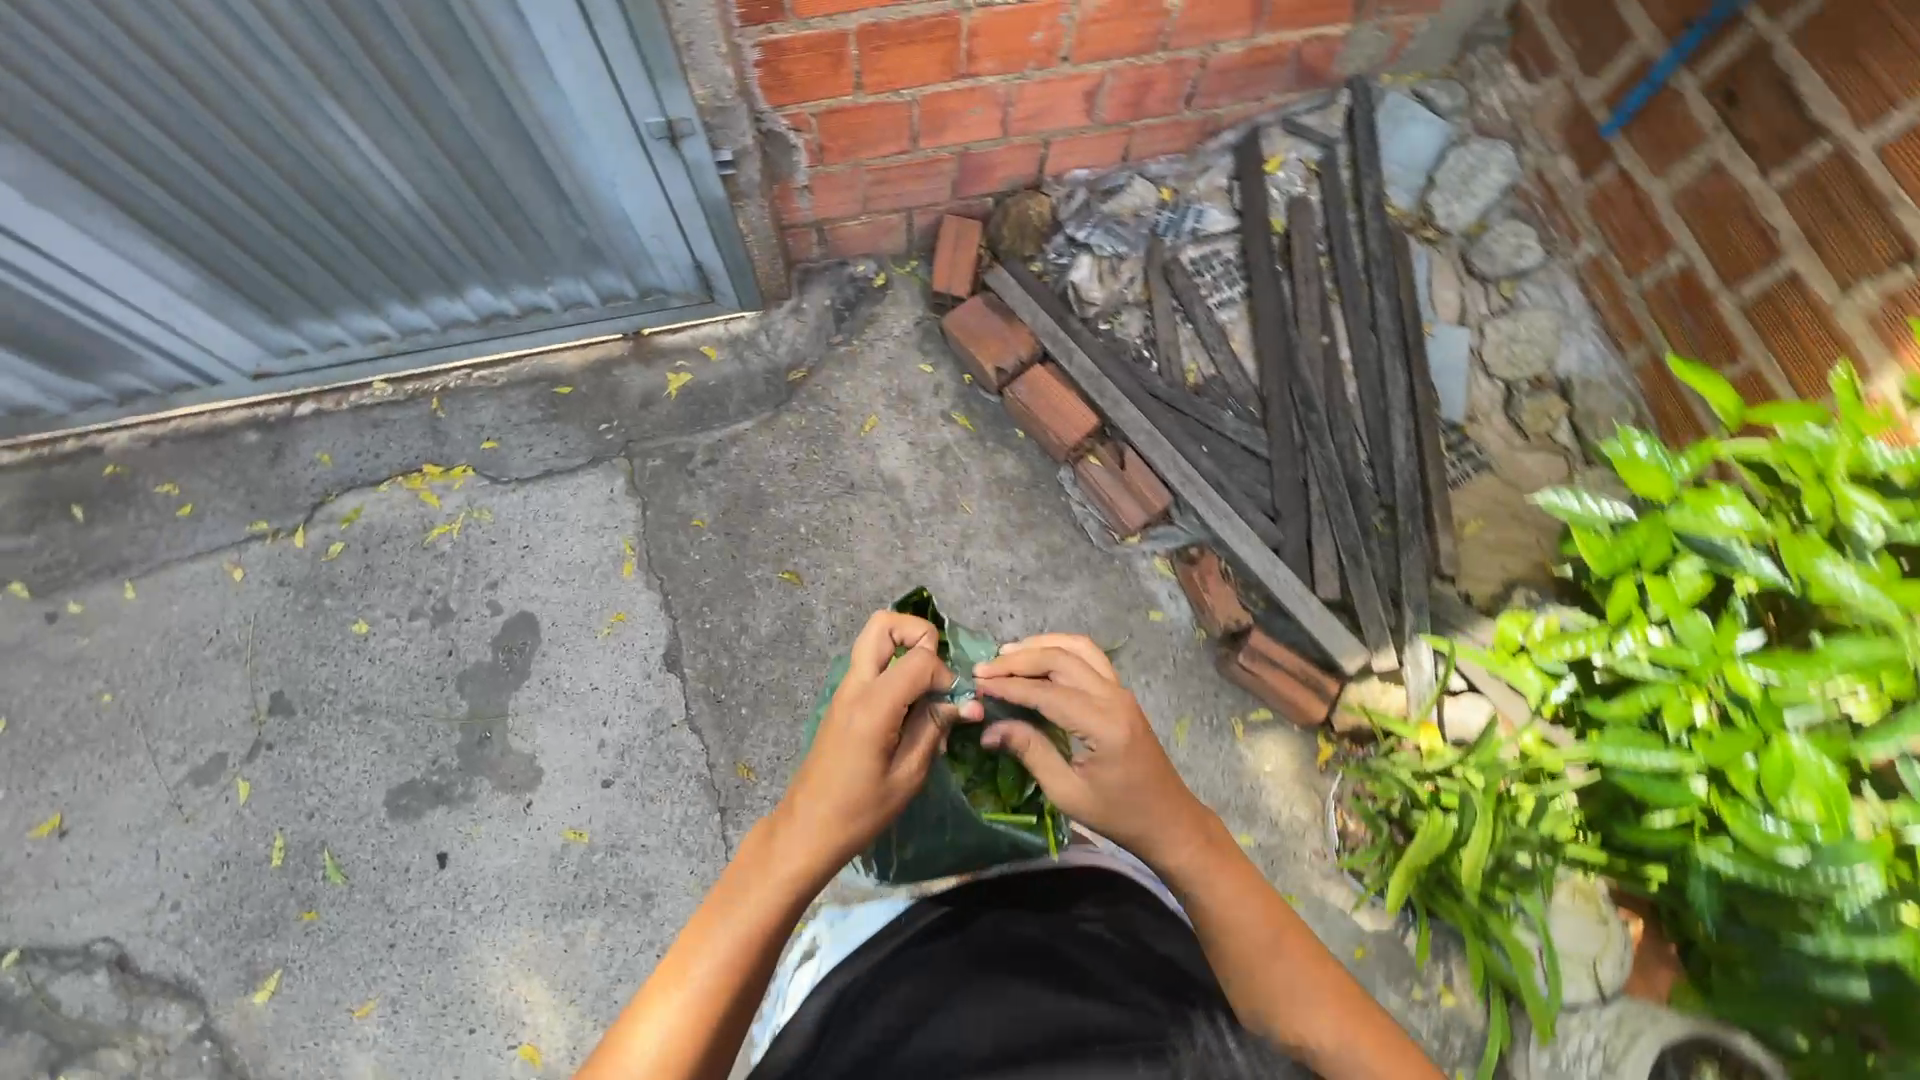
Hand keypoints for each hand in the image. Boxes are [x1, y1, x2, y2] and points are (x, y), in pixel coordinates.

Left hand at [771, 610, 958, 878]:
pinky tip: (911, 711)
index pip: (920, 658)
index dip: (945, 675)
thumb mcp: (908, 775)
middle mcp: (855, 686)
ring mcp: (845, 690)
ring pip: (874, 640)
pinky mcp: (843, 701)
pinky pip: (871, 665)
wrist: (807, 829)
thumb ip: (934, 728)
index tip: (953, 706)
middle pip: (884, 624)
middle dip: (919, 634)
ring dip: (906, 651)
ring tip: (926, 690)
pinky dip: (895, 671)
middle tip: (936, 670)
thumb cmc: (859, 811)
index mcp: (873, 705)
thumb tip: (965, 703)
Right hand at [962, 634, 1212, 863]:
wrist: (1167, 819)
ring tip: (1006, 656)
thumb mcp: (1067, 793)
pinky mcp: (1120, 693)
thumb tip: (990, 730)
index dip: (1009, 686)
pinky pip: (1090, 657)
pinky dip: (1060, 649)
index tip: (978, 685)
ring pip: (1077, 648)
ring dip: (1040, 646)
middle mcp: (1114, 697)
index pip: (1047, 692)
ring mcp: (1120, 691)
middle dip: (1019, 661)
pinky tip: (1038, 657)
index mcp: (1103, 724)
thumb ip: (1031, 752)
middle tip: (984, 669)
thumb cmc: (1118, 814)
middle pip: (1061, 659)